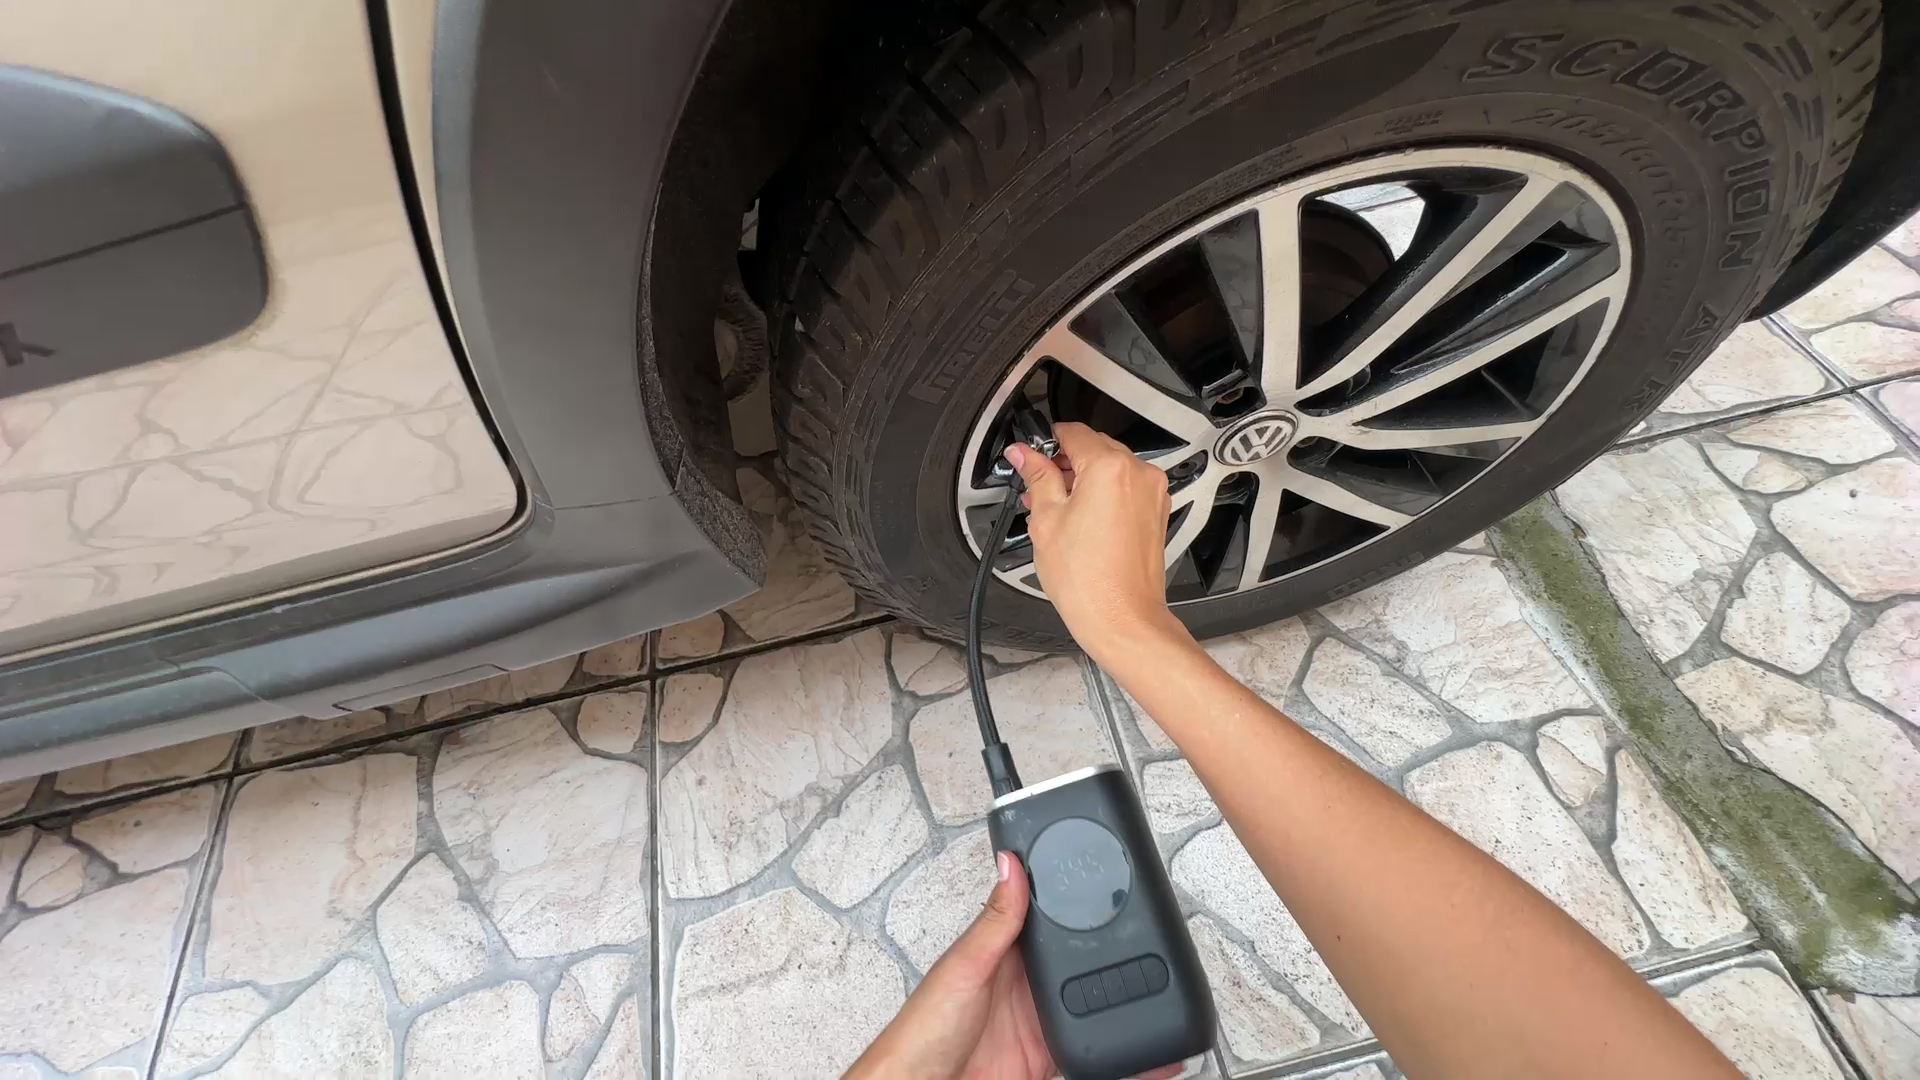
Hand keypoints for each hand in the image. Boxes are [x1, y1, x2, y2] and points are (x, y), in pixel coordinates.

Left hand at [847, 852, 1182, 1079]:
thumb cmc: (925, 1027)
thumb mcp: (965, 966)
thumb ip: (995, 921)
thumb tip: (1010, 864)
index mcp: (1000, 948)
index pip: (1042, 915)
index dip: (1070, 899)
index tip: (1103, 878)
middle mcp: (1022, 981)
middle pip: (1072, 958)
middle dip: (1106, 948)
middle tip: (1148, 936)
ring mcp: (1037, 1020)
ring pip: (1088, 1002)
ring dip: (1117, 998)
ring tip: (1157, 986)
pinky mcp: (1047, 1056)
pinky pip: (1092, 1052)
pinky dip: (1120, 1052)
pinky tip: (1147, 1049)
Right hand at [1005, 422, 1188, 663]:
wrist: (1122, 619)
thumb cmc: (1088, 580)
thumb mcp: (1046, 520)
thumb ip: (1037, 477)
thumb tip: (1024, 454)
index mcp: (1109, 467)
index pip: (1073, 433)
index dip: (1046, 442)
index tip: (1031, 455)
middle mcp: (1138, 474)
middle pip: (1094, 447)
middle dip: (1064, 463)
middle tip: (1038, 487)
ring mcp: (1152, 493)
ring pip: (1110, 468)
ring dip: (1082, 479)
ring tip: (1055, 509)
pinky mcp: (1156, 512)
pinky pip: (1125, 488)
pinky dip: (1103, 494)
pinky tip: (1080, 519)